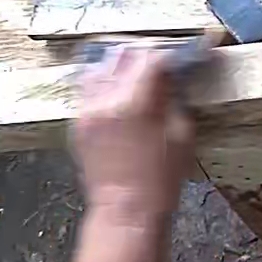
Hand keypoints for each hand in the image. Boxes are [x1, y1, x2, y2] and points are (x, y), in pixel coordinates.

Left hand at [70, 44, 195, 222]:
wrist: (126, 208)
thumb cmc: (163, 175)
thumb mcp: (182, 133)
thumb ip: (173, 99)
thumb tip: (171, 78)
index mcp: (135, 104)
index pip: (151, 59)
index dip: (170, 53)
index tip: (183, 54)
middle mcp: (105, 101)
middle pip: (123, 56)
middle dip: (146, 55)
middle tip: (164, 62)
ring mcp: (86, 111)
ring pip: (100, 67)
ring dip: (122, 65)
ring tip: (139, 72)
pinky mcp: (78, 122)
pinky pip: (89, 88)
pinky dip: (106, 82)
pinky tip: (121, 91)